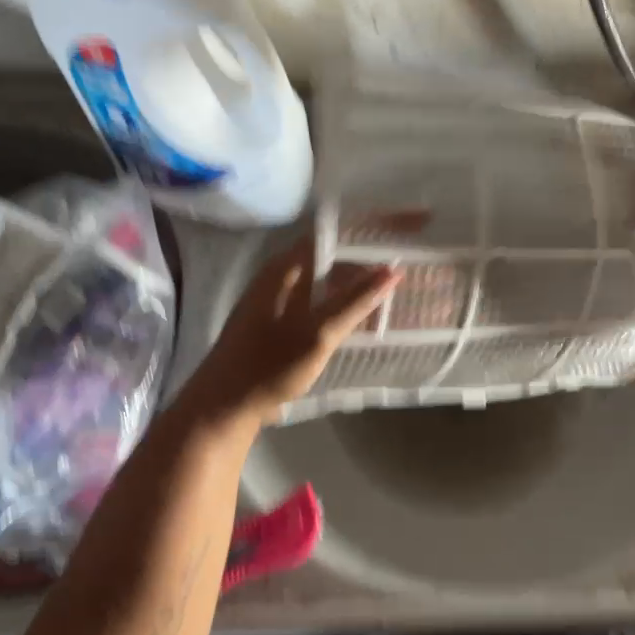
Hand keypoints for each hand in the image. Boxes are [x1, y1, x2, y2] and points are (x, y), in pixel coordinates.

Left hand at [185, 238, 400, 428]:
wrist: (223, 407)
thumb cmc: (267, 367)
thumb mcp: (317, 335)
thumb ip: (354, 302)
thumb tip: (392, 271)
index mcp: (285, 268)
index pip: (334, 233)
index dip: (371, 226)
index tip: (407, 226)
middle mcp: (282, 276)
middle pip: (333, 253)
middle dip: (371, 252)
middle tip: (410, 253)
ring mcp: (281, 299)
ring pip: (329, 278)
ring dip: (361, 278)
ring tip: (399, 279)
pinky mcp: (284, 322)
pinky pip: (323, 299)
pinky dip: (348, 300)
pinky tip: (370, 311)